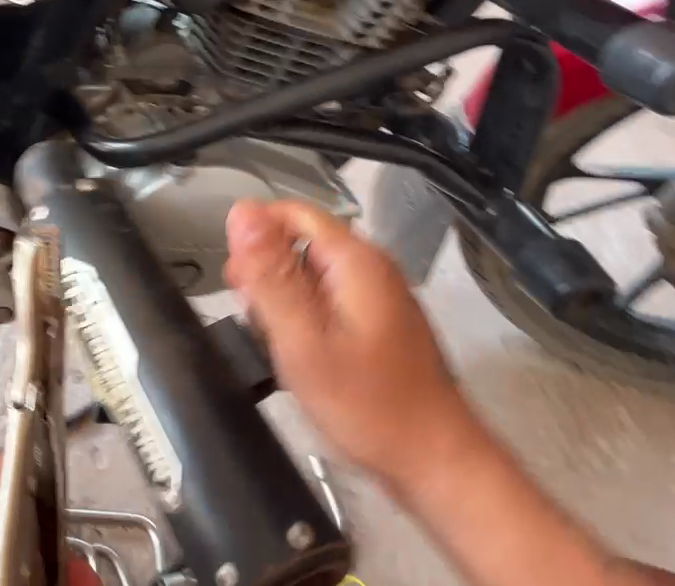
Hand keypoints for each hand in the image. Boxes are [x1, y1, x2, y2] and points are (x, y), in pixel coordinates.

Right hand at [223, 199, 486, 486]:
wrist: (435, 464)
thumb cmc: (369, 405)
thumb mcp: (303, 338)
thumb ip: (269, 274)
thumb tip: (241, 211)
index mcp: (354, 259)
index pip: (289, 212)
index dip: (253, 237)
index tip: (239, 281)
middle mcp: (370, 267)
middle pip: (299, 240)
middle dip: (265, 271)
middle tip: (256, 317)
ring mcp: (376, 294)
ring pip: (308, 271)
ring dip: (281, 296)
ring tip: (276, 338)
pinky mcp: (376, 320)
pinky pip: (325, 297)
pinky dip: (303, 315)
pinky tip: (299, 349)